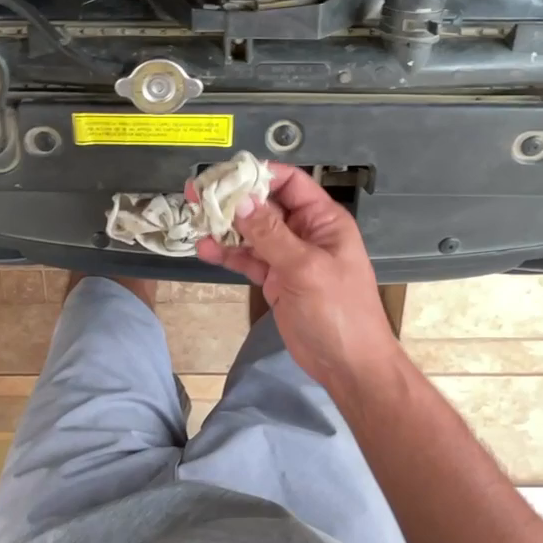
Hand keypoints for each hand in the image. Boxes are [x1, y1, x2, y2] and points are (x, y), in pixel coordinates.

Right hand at [196, 163, 401, 387]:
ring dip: (225, 227)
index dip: (258, 175)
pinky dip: (228, 254)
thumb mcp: (305, 268)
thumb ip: (270, 234)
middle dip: (232, 200)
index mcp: (323, 220)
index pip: (289, 183)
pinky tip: (205, 250)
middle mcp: (305, 232)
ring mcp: (288, 257)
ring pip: (252, 232)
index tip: (223, 176)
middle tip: (196, 195)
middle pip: (265, 205)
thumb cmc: (339, 312)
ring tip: (194, 221)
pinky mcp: (275, 280)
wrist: (349, 366)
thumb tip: (241, 199)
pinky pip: (248, 259)